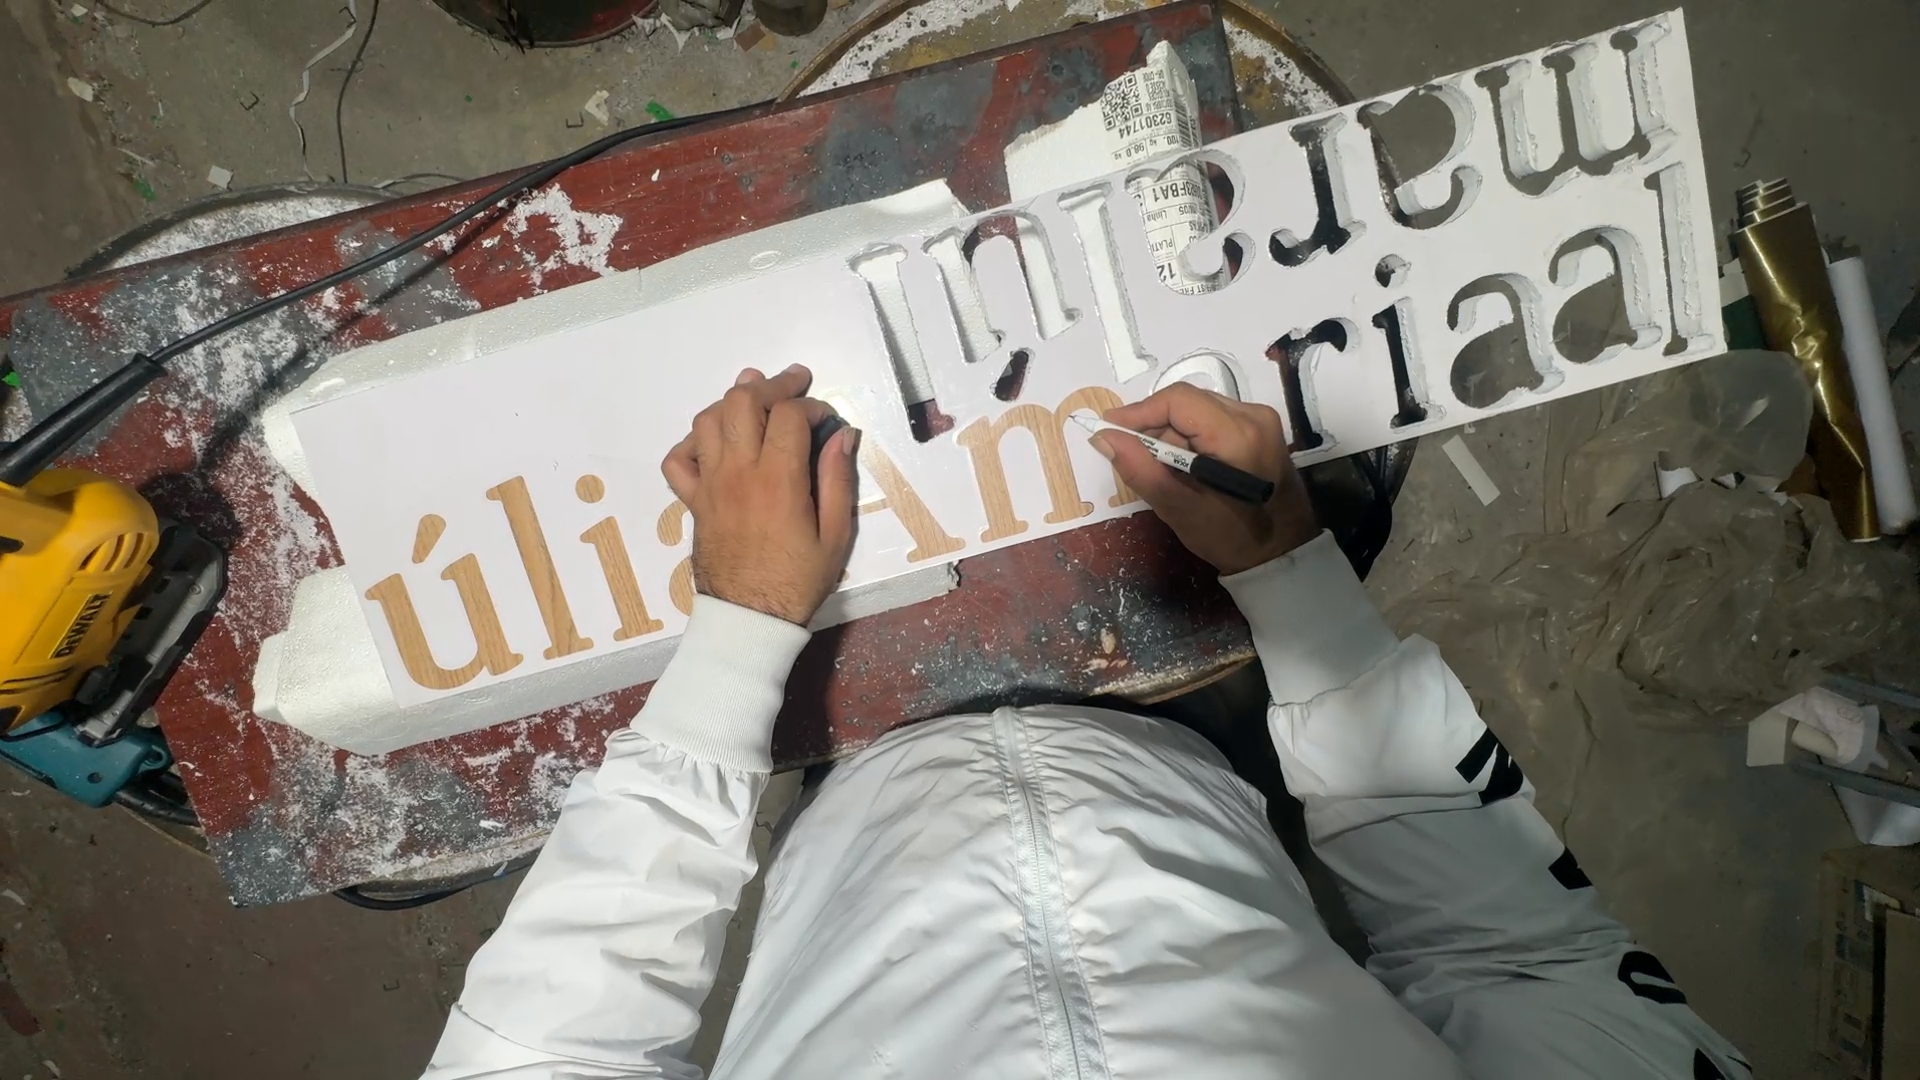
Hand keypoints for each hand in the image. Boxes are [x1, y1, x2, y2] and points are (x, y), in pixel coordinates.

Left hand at [661, 365, 858, 624]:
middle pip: (743, 401)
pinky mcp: (693, 499)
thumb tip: (844, 434)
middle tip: (795, 383)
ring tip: (755, 398)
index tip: (828, 419)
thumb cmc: (799, 579)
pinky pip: (678, 457)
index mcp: (779, 479)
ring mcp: (709, 483)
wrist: (750, 618)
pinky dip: (694, 440)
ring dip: (733, 401)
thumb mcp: (836, 534)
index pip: (789, 414)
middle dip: (772, 385)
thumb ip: (838, 479)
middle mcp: (738, 471)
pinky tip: (717, 441)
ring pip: (708, 419)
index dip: (811, 405)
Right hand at [1093, 384, 1317, 575]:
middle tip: (1130, 455)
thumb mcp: (1179, 508)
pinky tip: (1181, 466)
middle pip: (1186, 403)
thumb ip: (1140, 470)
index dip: (1138, 412)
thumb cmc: (1231, 537)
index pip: (1177, 400)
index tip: (1108, 431)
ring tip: (1157, 467)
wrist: (1282, 553)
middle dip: (1152, 426)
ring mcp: (1259, 420)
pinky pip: (1211, 420)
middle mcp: (1252, 415)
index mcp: (1237, 433)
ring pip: (1196, 411)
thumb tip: (1104, 438)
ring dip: (1169, 434)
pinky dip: (1187, 438)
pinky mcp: (1259, 430)